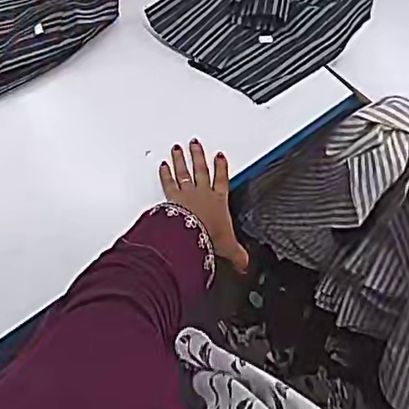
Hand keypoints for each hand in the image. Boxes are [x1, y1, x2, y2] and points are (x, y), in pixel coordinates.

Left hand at [160, 140, 248, 273]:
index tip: (220, 156)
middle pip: (200, 170)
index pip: (221, 180)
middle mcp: (202, 193)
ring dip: (181, 159)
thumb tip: (244, 265)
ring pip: (184, 171)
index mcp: (218, 201)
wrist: (193, 235)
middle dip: (198, 156)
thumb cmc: (210, 236)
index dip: (221, 167)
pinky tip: (163, 165)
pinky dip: (165, 174)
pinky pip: (169, 182)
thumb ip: (237, 255)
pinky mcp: (172, 197)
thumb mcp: (228, 247)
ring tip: (178, 148)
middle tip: (195, 143)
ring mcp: (186, 193)